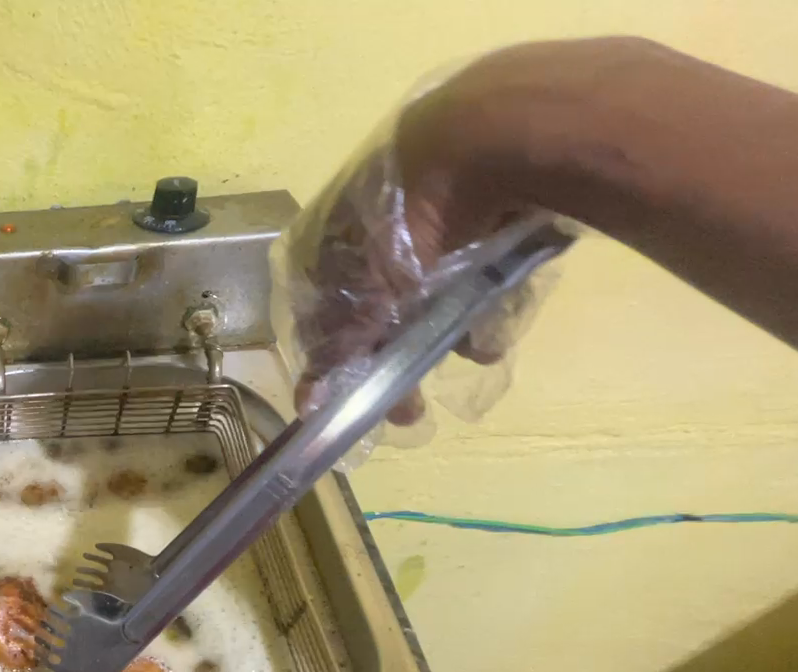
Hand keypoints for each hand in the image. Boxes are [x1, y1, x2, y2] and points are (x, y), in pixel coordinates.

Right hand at [278, 40, 621, 423]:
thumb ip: (336, 353)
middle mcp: (360, 241)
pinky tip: (490, 330)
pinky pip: (467, 276)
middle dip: (394, 364)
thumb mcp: (362, 300)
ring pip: (423, 301)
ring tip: (470, 358)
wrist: (488, 137)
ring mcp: (418, 226)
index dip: (338, 368)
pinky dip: (476, 306)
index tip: (361, 403)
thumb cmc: (401, 225)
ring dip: (441, 339)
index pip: (318, 324)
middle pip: (373, 319)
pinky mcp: (473, 214)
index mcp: (319, 253)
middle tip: (412, 408)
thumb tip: (306, 406)